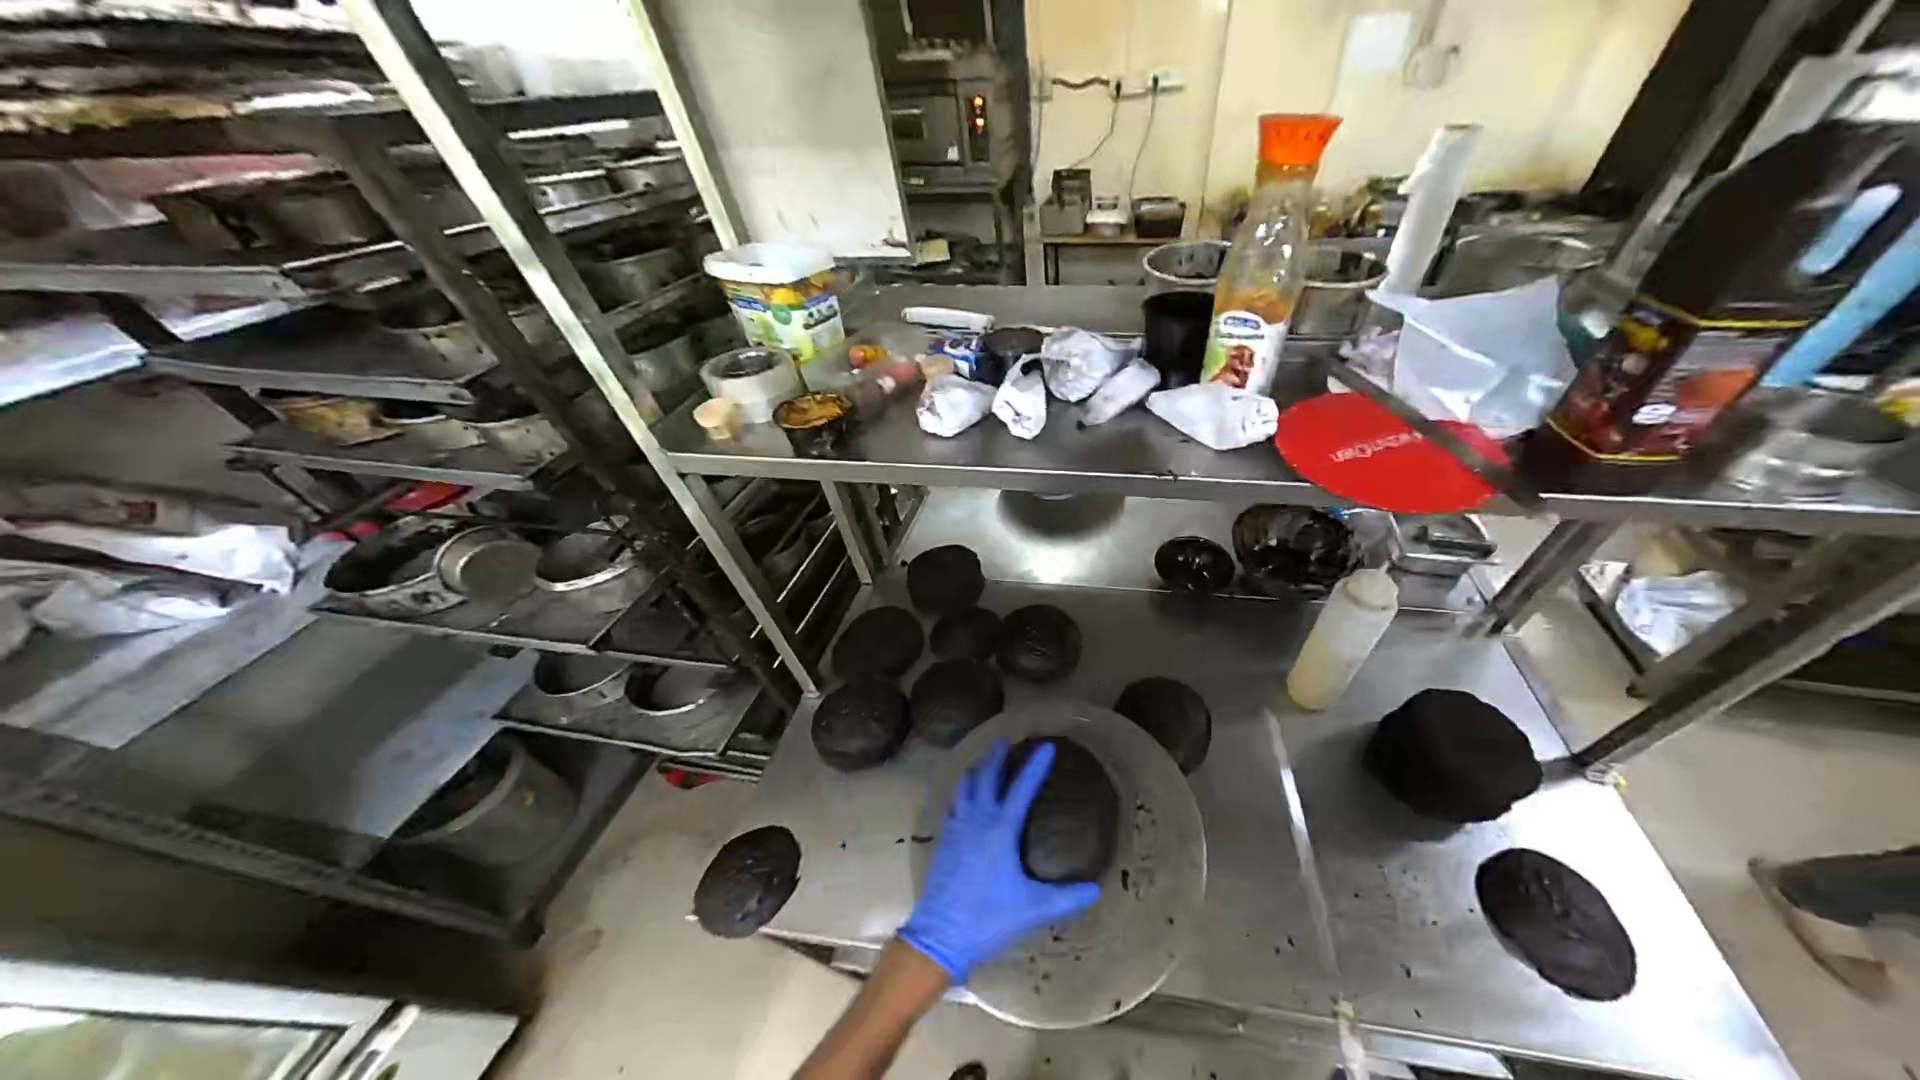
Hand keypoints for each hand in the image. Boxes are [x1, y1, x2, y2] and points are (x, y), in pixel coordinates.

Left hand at [897, 739, 1101, 981]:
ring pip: (965, 786)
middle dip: (996, 756)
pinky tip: (963, 796)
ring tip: (983, 762)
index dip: (1035, 766)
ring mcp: (956, 827)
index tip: (1046, 746)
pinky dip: (961, 791)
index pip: (1022, 788)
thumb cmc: (988, 917)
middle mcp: (977, 819)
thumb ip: (1065, 897)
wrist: (940, 934)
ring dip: (976, 770)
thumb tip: (1095, 889)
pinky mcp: (944, 839)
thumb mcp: (1033, 909)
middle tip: (1003, 740)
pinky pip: (953, 803)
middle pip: (986, 776)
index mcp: (1000, 829)